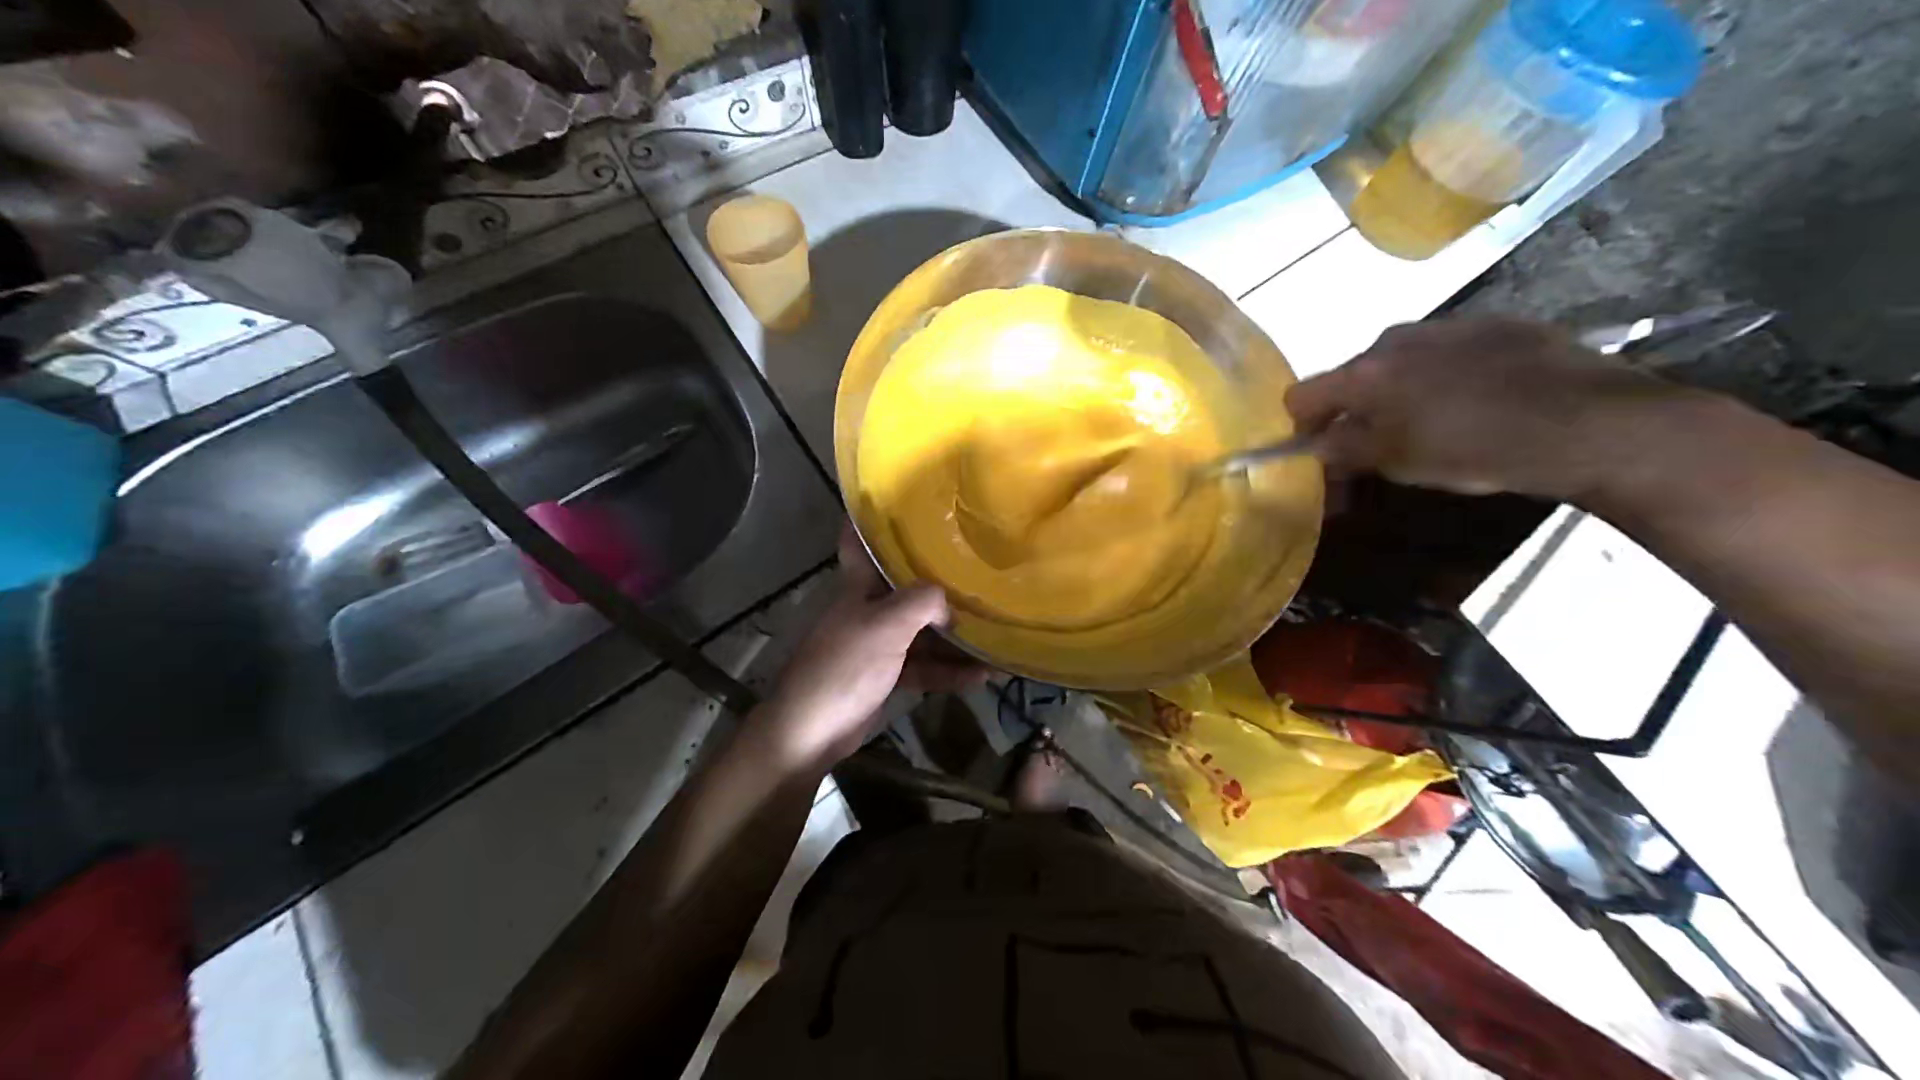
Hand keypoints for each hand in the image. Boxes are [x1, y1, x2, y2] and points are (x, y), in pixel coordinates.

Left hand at [758, 528, 988, 775]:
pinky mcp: (885, 676)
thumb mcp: (886, 625)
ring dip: (955, 636)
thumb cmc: (845, 666)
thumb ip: (923, 602)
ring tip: (997, 633)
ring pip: (921, 632)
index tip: (905, 504)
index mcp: (858, 587)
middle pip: (906, 589)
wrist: (812, 732)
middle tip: (981, 571)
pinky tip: (983, 675)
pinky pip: (924, 666)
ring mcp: (877, 645)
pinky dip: (949, 671)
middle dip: (939, 582)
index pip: (857, 541)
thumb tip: (950, 604)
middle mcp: (868, 609)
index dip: (872, 519)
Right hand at [1286, 317, 1686, 498]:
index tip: (1321, 454)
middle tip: (1375, 447)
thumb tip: (1314, 446)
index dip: (1302, 426)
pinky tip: (1478, 403)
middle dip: (1354, 410)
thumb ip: (1342, 450)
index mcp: (1365, 372)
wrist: (1590, 424)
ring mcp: (1451, 325)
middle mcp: (1397, 338)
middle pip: (1352, 376)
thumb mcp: (1395, 462)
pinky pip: (1449, 351)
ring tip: (1431, 425)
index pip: (1302, 395)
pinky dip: (1444, 377)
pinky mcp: (1499, 324)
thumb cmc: (1474, 450)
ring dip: (1398, 392)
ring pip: (1400, 361)